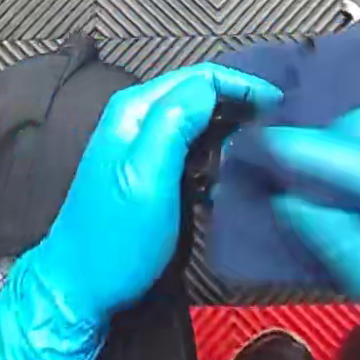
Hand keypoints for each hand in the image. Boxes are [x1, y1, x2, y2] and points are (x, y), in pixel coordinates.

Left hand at [0, 63, 282, 359]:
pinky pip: (189, 142)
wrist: (81, 283)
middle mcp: (137, 115)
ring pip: (196, 115)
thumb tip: (210, 87)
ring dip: (230, 123)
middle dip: (239, 100)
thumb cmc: (116, 235)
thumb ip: (174, 122)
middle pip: (198, 90)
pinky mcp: (148, 165)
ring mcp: (141, 140)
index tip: (278, 106)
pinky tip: (234, 165)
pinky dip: (215, 147)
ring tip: (264, 142)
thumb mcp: (147, 176)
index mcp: (135, 108)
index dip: (242, 85)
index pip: (199, 76)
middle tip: (277, 124)